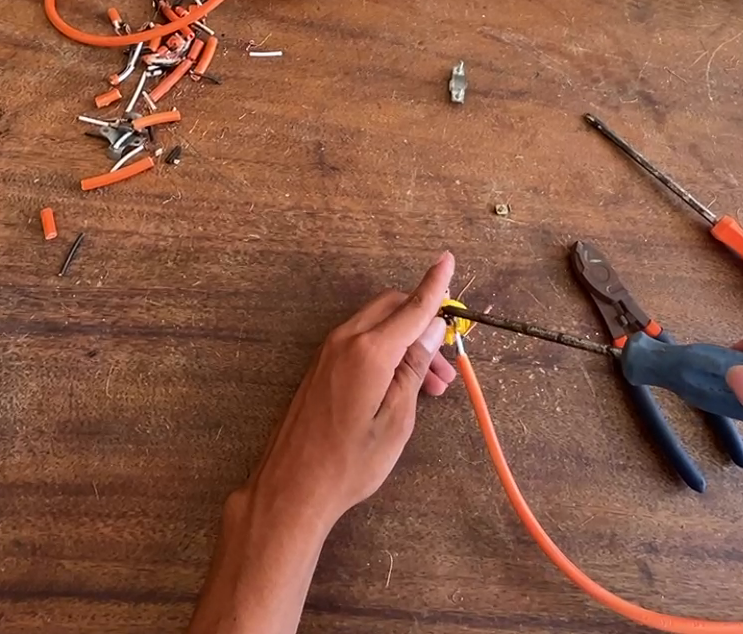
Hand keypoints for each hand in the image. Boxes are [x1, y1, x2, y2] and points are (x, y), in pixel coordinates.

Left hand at [187, 252, 458, 633]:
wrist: (294, 484)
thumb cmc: (351, 461)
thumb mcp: (396, 419)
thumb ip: (414, 368)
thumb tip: (431, 328)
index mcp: (369, 350)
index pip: (411, 308)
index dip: (434, 285)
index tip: (448, 259)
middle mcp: (346, 339)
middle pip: (392, 308)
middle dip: (424, 324)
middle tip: (447, 366)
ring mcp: (330, 349)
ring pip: (378, 325)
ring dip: (407, 341)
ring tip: (433, 386)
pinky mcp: (322, 363)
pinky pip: (362, 340)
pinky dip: (387, 349)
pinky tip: (401, 383)